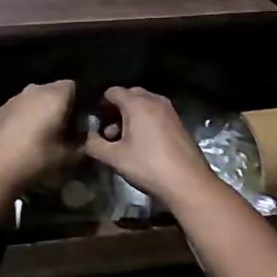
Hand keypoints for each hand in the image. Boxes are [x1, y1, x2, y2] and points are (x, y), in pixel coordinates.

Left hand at [0, 81, 81, 193]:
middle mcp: (35, 89)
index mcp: (55, 95)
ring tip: (46, 132)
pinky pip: (22, 106)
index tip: (81, 119)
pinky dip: (28, 114)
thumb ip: (83, 144)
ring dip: (43, 109)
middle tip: (66, 128)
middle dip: (62, 105)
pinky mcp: (2, 108)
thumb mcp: (69, 156)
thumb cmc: (38, 157)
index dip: (80, 101)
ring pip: (37, 97)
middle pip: (55, 90)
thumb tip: (86, 138)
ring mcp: (16, 97)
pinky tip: (26, 134)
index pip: (75, 86)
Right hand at [83, 87, 214, 203]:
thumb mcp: (115, 158)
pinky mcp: (179, 124)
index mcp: (137, 104)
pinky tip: (143, 144)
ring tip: (124, 140)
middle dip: (117, 109)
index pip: (113, 92)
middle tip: (109, 131)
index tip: (96, 122)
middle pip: (130, 95)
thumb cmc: (148, 166)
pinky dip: (146, 122)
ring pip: (145, 105)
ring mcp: (170, 112)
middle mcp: (155, 101)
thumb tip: (87, 138)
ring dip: (131, 116)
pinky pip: (156, 115)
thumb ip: (95, 145)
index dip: (101, 104)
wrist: (189, 184)